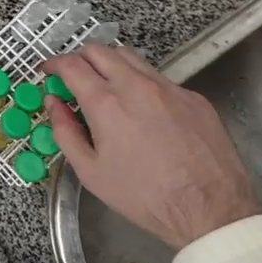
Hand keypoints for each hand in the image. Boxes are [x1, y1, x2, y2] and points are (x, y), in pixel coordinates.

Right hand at [40, 44, 256, 250]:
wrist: (212, 212)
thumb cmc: (145, 197)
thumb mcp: (91, 172)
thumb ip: (64, 131)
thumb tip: (54, 102)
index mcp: (106, 103)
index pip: (71, 64)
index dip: (54, 64)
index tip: (49, 72)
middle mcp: (136, 85)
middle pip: (99, 50)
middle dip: (80, 58)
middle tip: (76, 78)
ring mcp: (169, 88)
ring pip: (131, 57)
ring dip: (111, 65)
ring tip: (110, 88)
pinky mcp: (194, 98)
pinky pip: (160, 79)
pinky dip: (143, 85)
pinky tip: (148, 112)